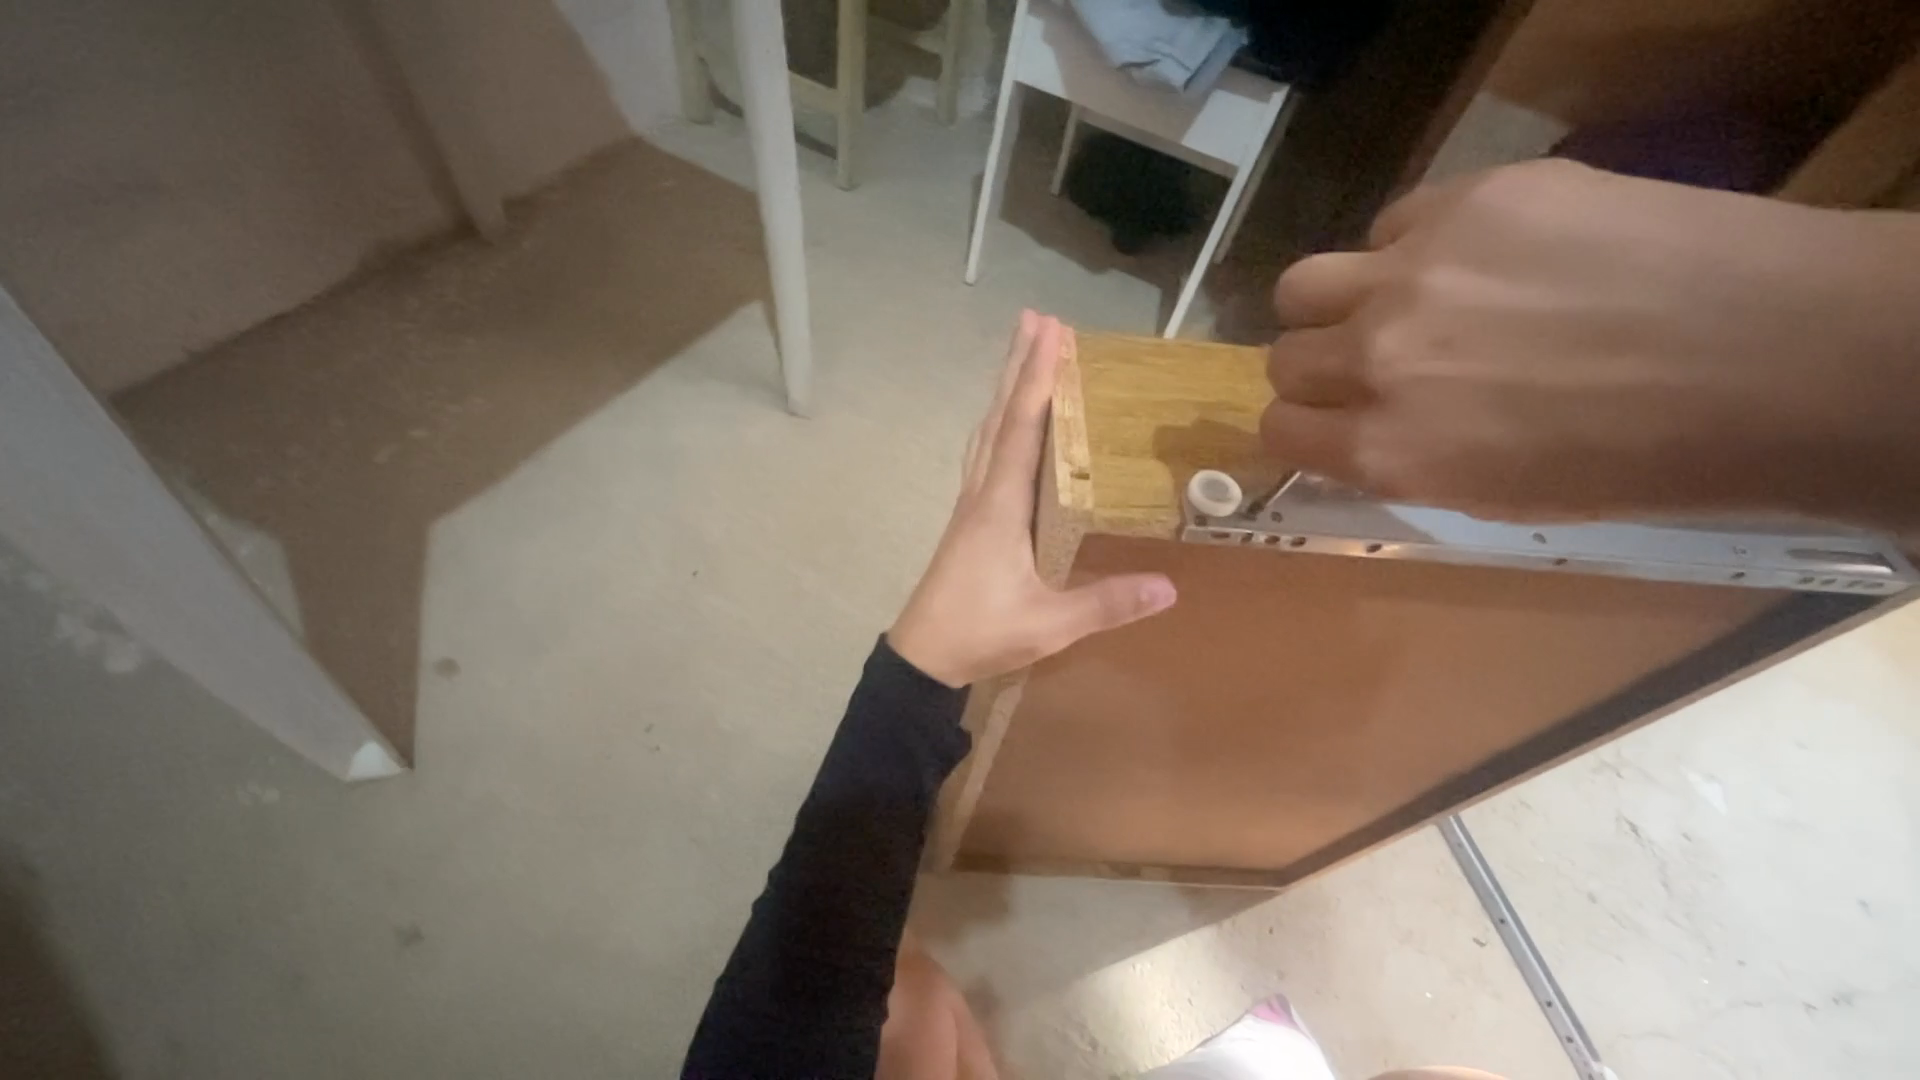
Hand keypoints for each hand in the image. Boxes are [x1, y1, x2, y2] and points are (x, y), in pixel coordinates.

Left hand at [888, 312, 1176, 687]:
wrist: (922, 656)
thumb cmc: (980, 633)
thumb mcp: (1049, 625)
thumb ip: (1106, 603)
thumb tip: (1169, 587)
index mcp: (1001, 506)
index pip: (1021, 428)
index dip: (1036, 378)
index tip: (1049, 330)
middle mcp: (982, 493)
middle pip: (999, 416)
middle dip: (1018, 366)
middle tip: (1035, 319)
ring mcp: (971, 504)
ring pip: (987, 432)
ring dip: (1004, 390)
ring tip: (1021, 354)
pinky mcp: (969, 519)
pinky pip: (984, 455)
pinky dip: (998, 424)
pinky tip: (1002, 425)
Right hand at [1262, 159, 1919, 528]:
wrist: (1790, 360)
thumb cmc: (1641, 460)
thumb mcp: (1490, 496)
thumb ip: (1396, 460)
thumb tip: (1350, 426)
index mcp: (1387, 452)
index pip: (1276, 429)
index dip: (1301, 426)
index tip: (1330, 420)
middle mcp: (1378, 360)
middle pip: (1283, 357)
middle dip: (1318, 367)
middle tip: (1375, 363)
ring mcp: (1417, 271)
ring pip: (1301, 284)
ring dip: (1333, 302)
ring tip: (1394, 302)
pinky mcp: (1472, 199)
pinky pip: (1392, 223)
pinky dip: (1412, 247)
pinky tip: (1477, 258)